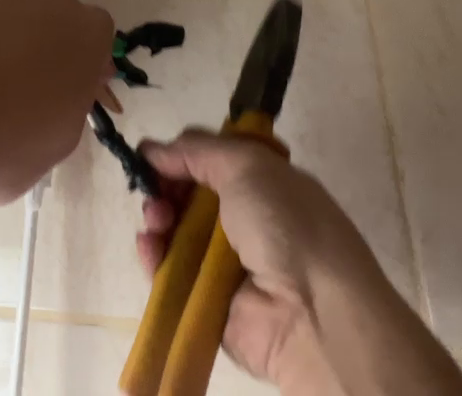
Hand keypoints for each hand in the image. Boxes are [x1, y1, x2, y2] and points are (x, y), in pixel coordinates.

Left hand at [0, 0, 113, 203]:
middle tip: (12, 76)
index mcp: (87, 34)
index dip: (77, 59)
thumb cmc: (0, 148)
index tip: (59, 87)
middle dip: (37, 35)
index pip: (94, 35)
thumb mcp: (57, 142)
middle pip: (51, 9)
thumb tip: (60, 91)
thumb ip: (70, 103)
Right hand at [134, 131, 379, 393]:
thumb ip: (196, 150)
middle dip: (165, 186)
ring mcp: (225, 263)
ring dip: (158, 218)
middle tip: (154, 191)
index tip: (153, 155)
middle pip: (188, 195)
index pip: (211, 161)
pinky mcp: (207, 300)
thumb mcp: (247, 165)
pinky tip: (149, 244)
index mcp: (262, 184)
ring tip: (157, 219)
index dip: (182, 156)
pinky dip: (154, 256)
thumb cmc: (286, 223)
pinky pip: (171, 273)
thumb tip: (152, 149)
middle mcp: (245, 220)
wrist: (313, 312)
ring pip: (175, 232)